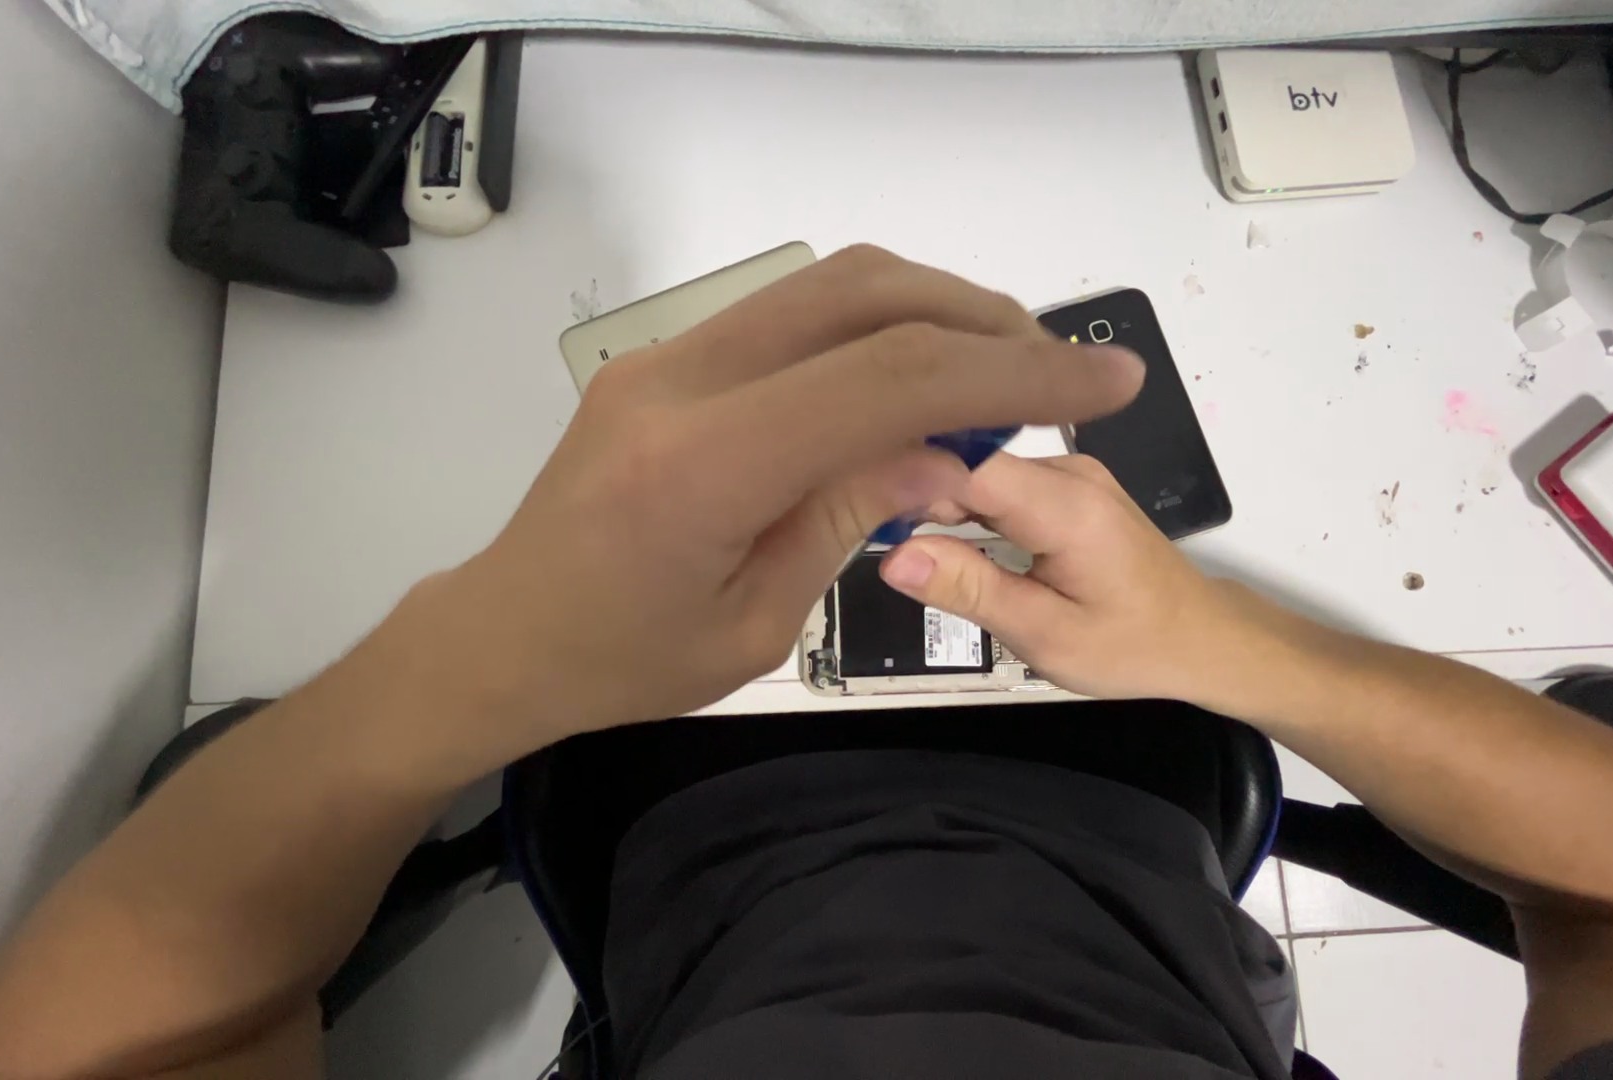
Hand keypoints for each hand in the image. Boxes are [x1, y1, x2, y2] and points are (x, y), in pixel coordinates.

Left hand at [357, 246, 1144, 769]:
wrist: (509, 633)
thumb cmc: (629, 661)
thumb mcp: (763, 618)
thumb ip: (854, 513)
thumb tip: (948, 452)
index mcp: (710, 463)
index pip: (891, 379)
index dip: (1012, 373)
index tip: (1103, 380)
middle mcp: (685, 377)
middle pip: (867, 295)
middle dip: (982, 323)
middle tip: (1055, 368)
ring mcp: (668, 354)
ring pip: (829, 286)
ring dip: (931, 311)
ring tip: (996, 368)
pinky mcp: (666, 357)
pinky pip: (790, 315)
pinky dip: (871, 328)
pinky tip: (909, 376)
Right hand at [878, 453, 1279, 705]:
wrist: (1203, 638)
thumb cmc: (1130, 645)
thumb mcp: (1045, 633)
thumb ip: (970, 590)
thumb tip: (892, 557)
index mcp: (1064, 504)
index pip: (966, 462)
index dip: (905, 471)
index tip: (852, 498)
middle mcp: (1066, 469)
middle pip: (968, 458)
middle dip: (910, 488)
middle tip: (858, 525)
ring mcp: (1067, 472)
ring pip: (978, 468)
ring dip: (930, 496)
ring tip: (883, 527)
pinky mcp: (1064, 486)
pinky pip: (997, 481)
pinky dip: (959, 504)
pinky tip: (930, 528)